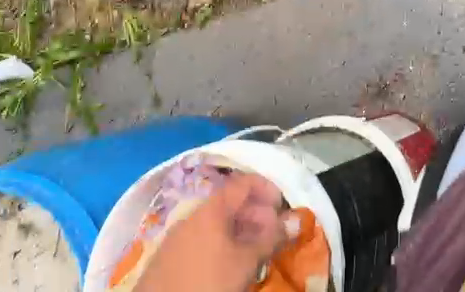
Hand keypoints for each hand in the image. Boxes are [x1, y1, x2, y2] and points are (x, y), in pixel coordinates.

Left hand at [137, 173, 288, 291]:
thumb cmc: (207, 283)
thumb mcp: (247, 261)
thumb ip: (273, 237)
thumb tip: (298, 220)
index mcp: (211, 209)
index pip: (244, 182)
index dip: (268, 189)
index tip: (283, 208)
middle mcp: (192, 216)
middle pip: (230, 203)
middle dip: (257, 214)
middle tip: (273, 235)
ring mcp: (176, 238)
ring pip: (216, 224)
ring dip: (240, 232)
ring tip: (254, 253)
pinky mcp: (166, 259)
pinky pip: (201, 240)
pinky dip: (220, 245)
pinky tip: (228, 266)